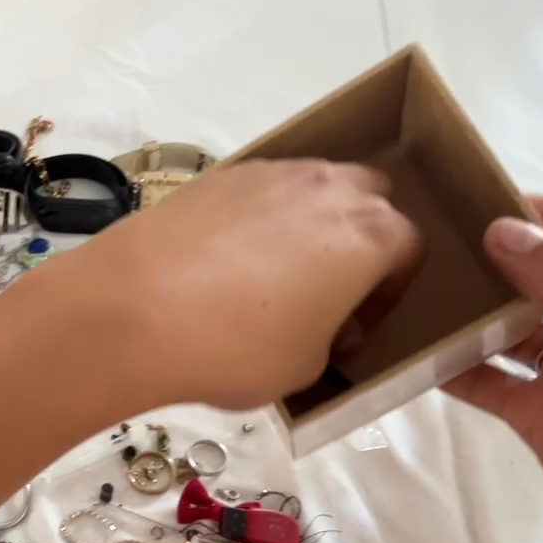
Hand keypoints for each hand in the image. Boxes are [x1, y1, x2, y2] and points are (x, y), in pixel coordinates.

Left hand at [24, 158, 421, 410]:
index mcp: (370, 234)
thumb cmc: (236, 348)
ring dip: (307, 231)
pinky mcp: (216, 176)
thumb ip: (330, 341)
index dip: (389, 295)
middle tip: (324, 296)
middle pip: (367, 202)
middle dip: (357, 246)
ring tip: (269, 284)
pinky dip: (256, 226)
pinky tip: (221, 270)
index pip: (409, 249)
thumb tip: (320, 325)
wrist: (133, 310)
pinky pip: (258, 196)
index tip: (355, 330)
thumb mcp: (303, 369)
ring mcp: (269, 173)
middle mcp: (328, 187)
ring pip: (311, 192)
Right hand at [445, 196, 542, 542]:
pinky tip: (411, 350)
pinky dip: (450, 367)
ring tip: (408, 285)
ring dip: (467, 308)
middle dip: (495, 255)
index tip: (475, 197)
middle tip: (424, 239)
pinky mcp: (540, 418)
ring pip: (508, 325)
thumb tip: (499, 233)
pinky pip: (486, 382)